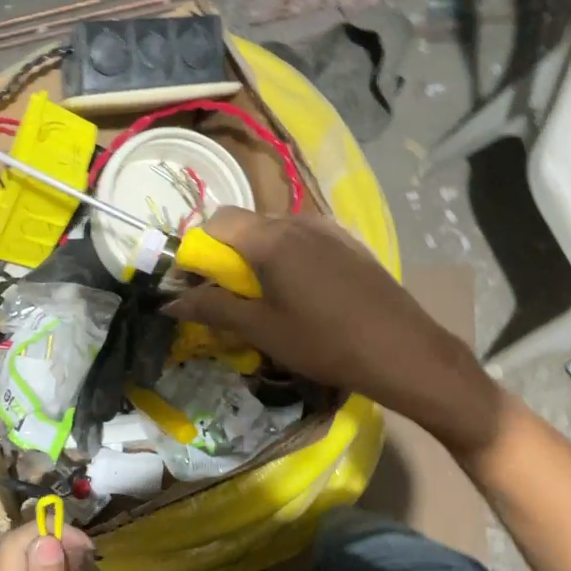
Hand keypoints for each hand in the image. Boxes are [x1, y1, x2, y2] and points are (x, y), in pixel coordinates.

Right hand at [166, 207, 507, 456]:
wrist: (399, 349)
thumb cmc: (322, 342)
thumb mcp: (260, 330)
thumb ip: (213, 308)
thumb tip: (170, 301)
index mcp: (271, 238)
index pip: (217, 221)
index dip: (200, 249)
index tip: (200, 284)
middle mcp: (299, 220)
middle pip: (246, 225)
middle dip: (228, 255)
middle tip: (230, 298)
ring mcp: (329, 228)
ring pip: (276, 232)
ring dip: (259, 258)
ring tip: (267, 301)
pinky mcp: (350, 243)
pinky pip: (304, 241)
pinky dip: (288, 260)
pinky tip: (302, 296)